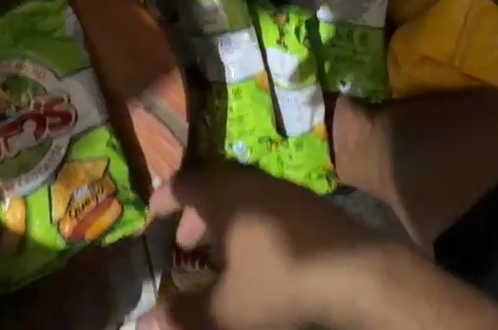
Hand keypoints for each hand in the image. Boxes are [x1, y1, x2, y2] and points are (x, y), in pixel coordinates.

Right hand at [141, 164, 400, 329]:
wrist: (352, 269)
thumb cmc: (279, 282)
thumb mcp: (226, 310)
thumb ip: (183, 315)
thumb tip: (145, 321)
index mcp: (223, 196)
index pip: (183, 184)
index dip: (164, 198)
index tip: (151, 214)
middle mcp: (248, 181)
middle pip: (212, 186)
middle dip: (195, 214)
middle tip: (185, 245)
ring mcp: (280, 186)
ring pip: (240, 193)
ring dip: (224, 218)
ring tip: (220, 252)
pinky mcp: (306, 200)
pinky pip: (265, 201)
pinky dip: (250, 220)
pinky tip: (258, 251)